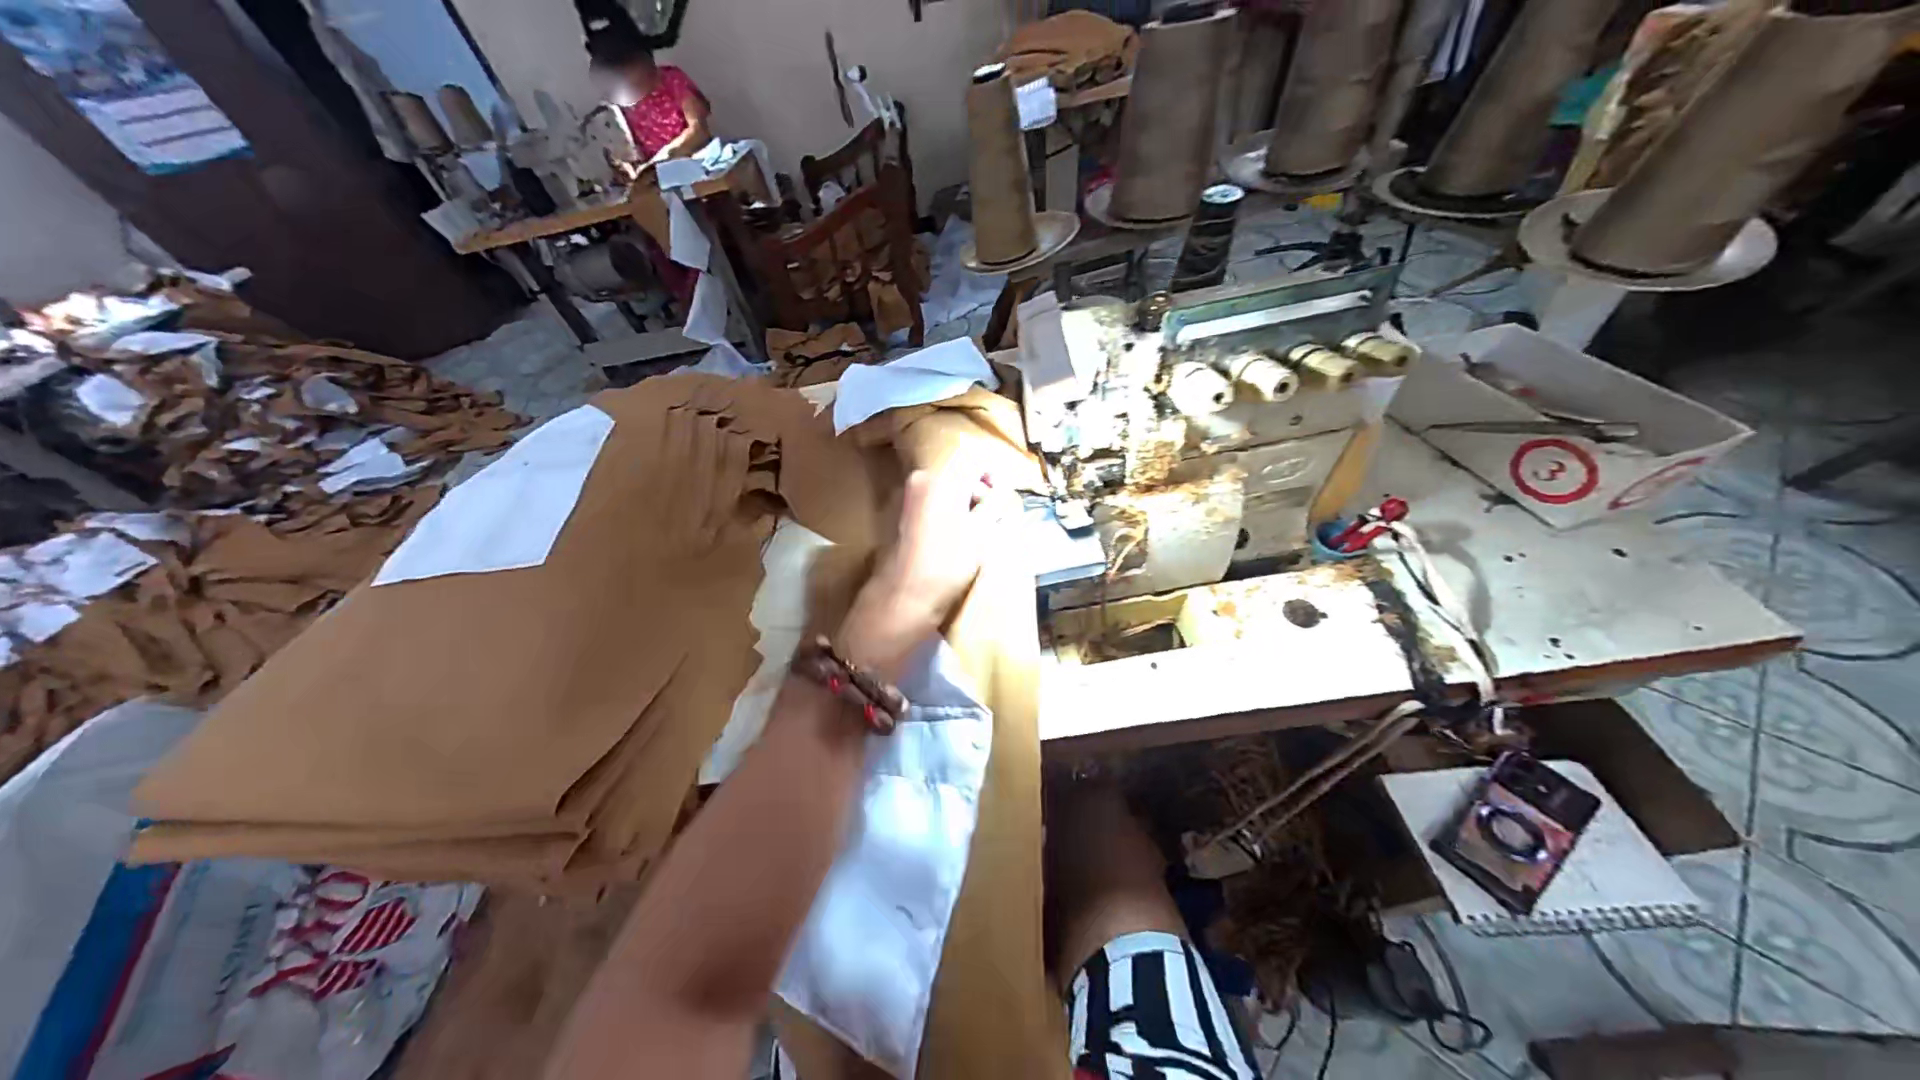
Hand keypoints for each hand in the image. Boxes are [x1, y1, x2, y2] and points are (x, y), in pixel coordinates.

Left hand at [838, 466, 1012, 677]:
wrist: (904, 598)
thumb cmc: (947, 563)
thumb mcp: (981, 532)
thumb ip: (993, 504)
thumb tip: (999, 491)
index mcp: (939, 477)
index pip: (975, 463)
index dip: (994, 478)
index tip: (1003, 497)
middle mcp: (917, 480)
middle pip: (957, 476)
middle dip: (976, 494)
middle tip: (991, 518)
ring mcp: (904, 499)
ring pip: (943, 494)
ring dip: (961, 507)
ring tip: (974, 533)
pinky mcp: (898, 519)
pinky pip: (929, 508)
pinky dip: (944, 517)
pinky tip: (953, 542)